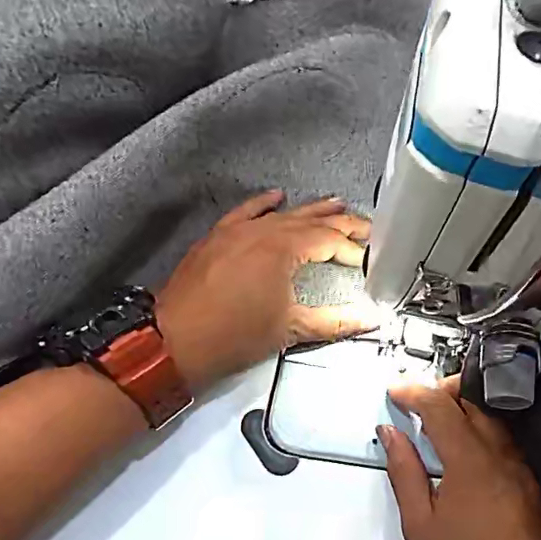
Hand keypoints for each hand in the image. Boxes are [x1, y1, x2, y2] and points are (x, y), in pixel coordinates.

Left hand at [156, 190, 383, 394]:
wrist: (174, 342)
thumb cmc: (226, 337)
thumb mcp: (289, 330)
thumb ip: (334, 322)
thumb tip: (365, 320)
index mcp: (281, 249)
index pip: (329, 241)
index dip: (352, 249)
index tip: (366, 259)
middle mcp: (259, 232)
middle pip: (310, 220)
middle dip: (341, 223)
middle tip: (363, 226)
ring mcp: (236, 232)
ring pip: (281, 214)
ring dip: (310, 211)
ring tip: (334, 205)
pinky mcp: (217, 238)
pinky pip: (246, 212)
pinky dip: (264, 204)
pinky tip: (276, 197)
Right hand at [379, 379, 540, 539]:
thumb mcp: (419, 524)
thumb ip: (403, 471)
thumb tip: (391, 433)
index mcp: (470, 460)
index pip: (440, 406)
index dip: (414, 392)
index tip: (395, 391)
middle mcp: (500, 454)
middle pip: (472, 399)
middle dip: (441, 390)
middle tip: (416, 400)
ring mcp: (521, 467)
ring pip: (490, 416)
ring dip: (462, 407)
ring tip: (435, 421)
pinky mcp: (530, 482)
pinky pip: (503, 438)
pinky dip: (479, 428)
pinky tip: (463, 451)